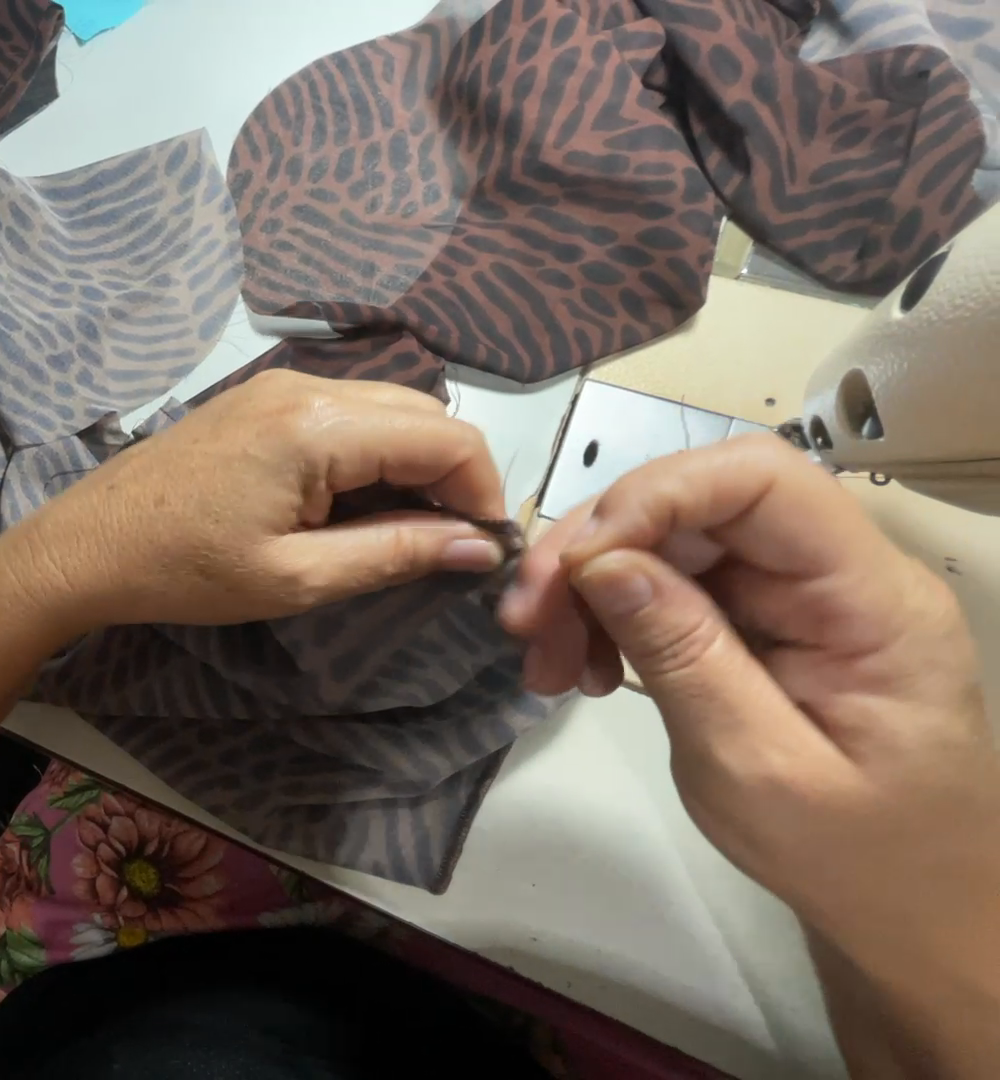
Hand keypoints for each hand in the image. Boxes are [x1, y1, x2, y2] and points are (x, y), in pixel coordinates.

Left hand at [0, 369, 508, 628]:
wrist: (86, 546)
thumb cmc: (183, 570)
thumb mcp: (294, 576)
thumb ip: (394, 552)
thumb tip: (477, 546)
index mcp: (318, 424)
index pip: (448, 437)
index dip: (482, 493)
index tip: (474, 551)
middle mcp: (302, 385)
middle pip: (418, 415)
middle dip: (446, 477)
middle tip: (432, 545)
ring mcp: (271, 387)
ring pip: (379, 412)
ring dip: (402, 466)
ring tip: (386, 531)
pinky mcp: (250, 402)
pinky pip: (336, 416)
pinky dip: (360, 455)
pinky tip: (339, 504)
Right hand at [498, 435, 999, 986]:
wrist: (901, 903)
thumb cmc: (852, 853)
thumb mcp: (755, 764)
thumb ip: (682, 655)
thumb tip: (600, 563)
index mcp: (869, 599)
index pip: (758, 481)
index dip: (650, 496)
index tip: (569, 569)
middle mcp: (826, 572)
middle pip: (683, 504)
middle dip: (586, 554)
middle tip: (525, 625)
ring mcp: (781, 590)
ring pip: (649, 540)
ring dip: (576, 592)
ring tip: (548, 667)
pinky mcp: (742, 612)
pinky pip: (646, 582)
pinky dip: (592, 617)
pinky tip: (581, 670)